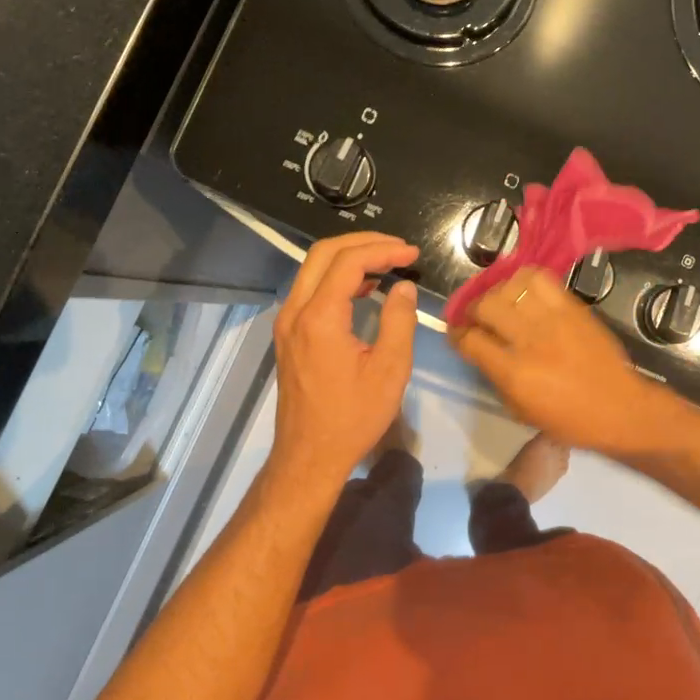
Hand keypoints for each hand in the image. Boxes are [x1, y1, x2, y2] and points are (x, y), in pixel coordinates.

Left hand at [272, 233, 420, 480]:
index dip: (383, 250)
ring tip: (387, 262)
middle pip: (323, 254)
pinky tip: (365, 288)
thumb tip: (404, 287)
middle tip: (399, 249)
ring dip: (349, 258)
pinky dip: (337, 278)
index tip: (413, 254)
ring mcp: (287, 323)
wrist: (310, 455)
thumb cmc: (353, 417)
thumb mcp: (389, 370)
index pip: (348, 262)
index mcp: (319, 318)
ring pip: (312, 269)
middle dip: (363, 243)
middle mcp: (295, 312)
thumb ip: (398, 321)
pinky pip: (310, 290)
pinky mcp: (289, 335)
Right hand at [449, 267, 688, 454]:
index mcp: (515, 373)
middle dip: (473, 311)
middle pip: (486, 306)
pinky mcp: (573, 307)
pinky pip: (541, 279)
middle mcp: (530, 340)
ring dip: (499, 294)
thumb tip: (481, 352)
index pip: (470, 340)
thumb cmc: (570, 420)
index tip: (457, 334)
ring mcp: (554, 319)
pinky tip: (524, 294)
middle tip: (477, 319)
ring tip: (502, 304)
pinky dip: (524, 282)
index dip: (456, 334)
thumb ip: (497, 378)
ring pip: (511, 286)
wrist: (619, 407)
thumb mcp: (522, 411)